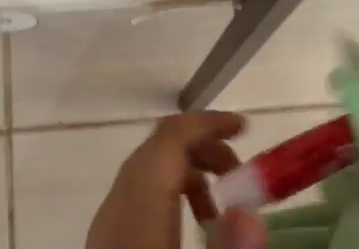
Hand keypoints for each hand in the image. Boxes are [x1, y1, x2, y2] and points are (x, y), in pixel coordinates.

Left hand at [86, 112, 268, 248]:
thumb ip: (227, 246)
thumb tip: (253, 214)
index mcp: (137, 203)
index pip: (168, 136)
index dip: (207, 122)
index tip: (244, 127)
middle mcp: (115, 204)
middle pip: (157, 151)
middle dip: (203, 151)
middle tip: (244, 176)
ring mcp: (104, 223)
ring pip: (146, 175)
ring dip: (188, 178)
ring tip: (224, 212)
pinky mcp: (105, 240)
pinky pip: (137, 199)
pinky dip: (169, 198)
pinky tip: (194, 229)